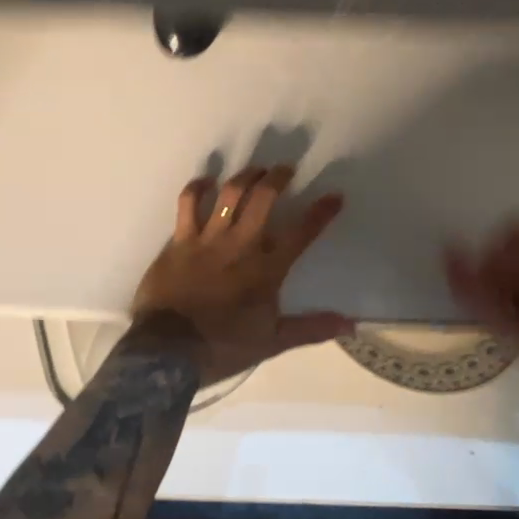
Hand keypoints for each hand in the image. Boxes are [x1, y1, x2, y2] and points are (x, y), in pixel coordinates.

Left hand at [131, 165, 352, 384]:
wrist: (169, 349)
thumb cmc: (223, 346)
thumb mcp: (272, 342)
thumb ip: (310, 328)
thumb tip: (350, 324)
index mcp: (267, 269)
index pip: (301, 233)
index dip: (320, 213)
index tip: (334, 195)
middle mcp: (240, 245)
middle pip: (264, 199)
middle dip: (278, 178)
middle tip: (286, 169)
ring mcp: (208, 238)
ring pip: (230, 193)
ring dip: (245, 177)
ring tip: (255, 170)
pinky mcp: (180, 239)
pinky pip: (188, 203)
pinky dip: (198, 187)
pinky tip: (206, 181)